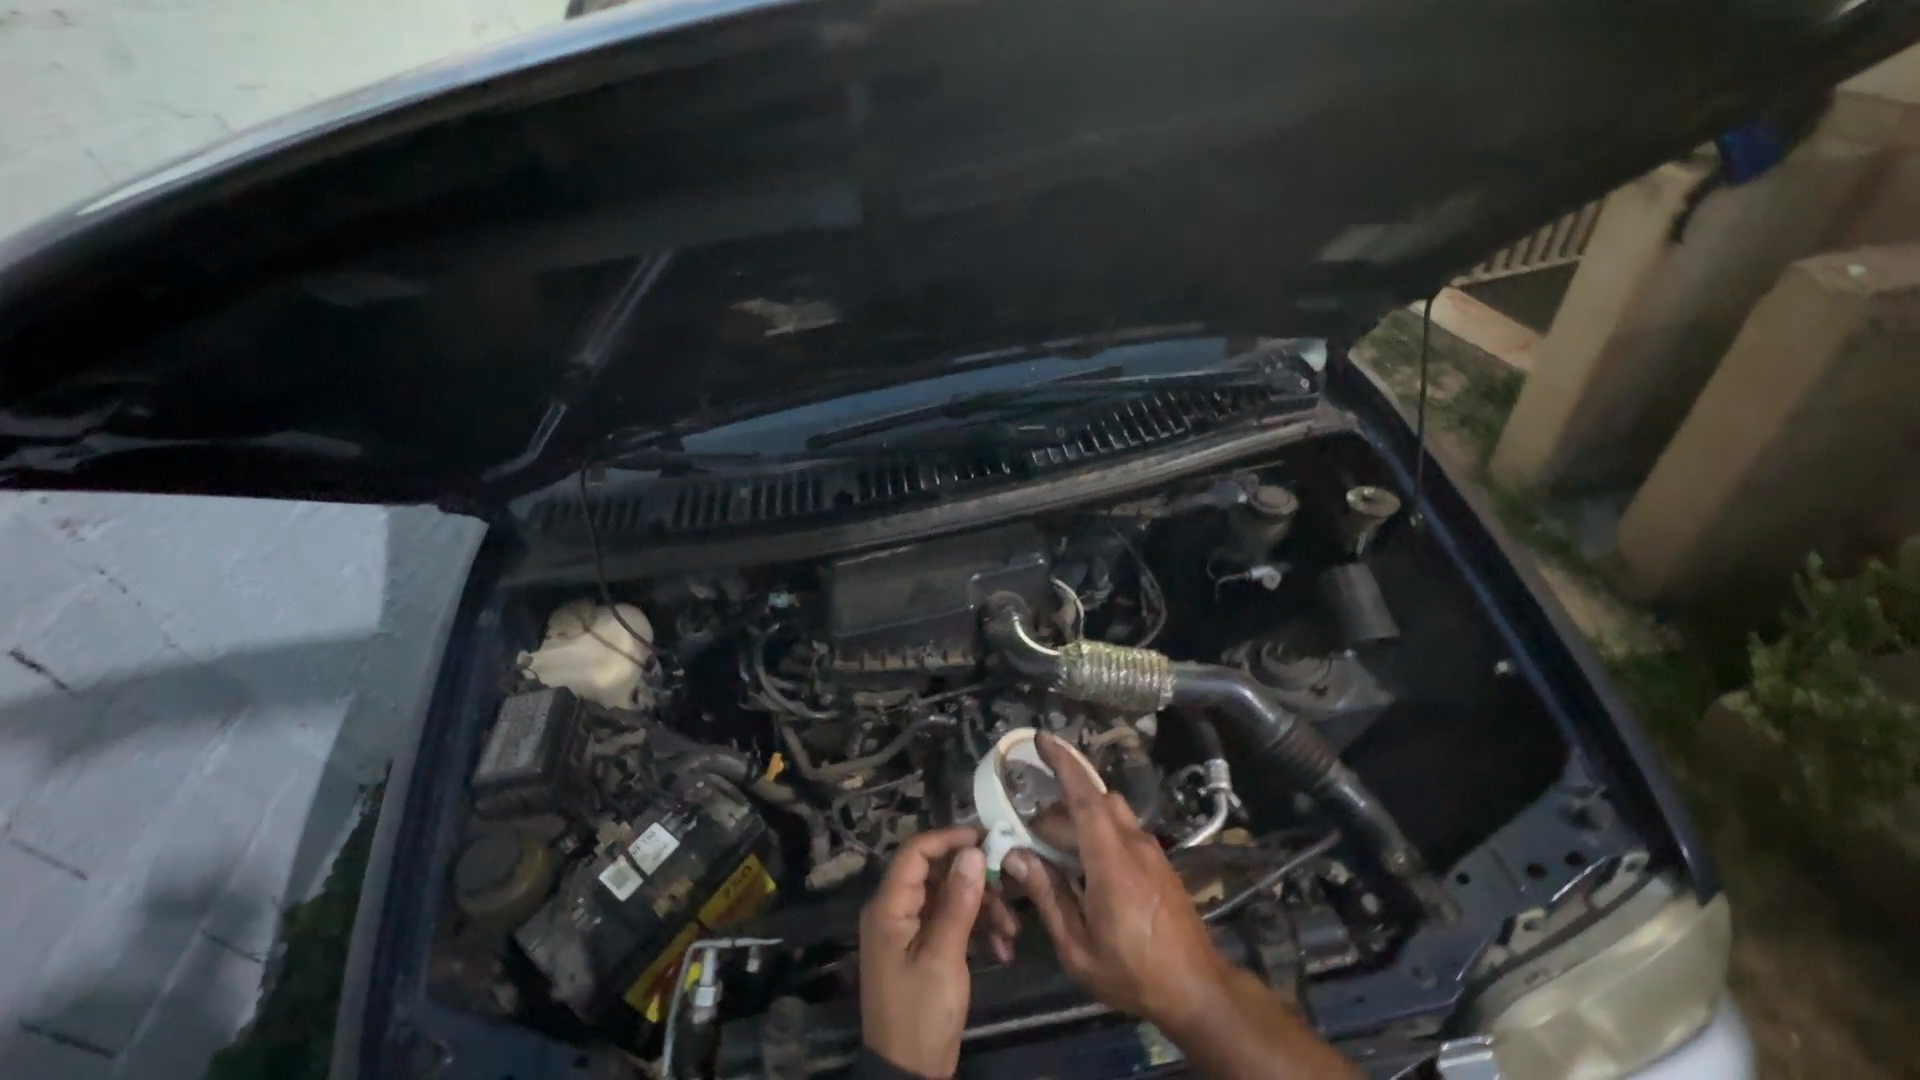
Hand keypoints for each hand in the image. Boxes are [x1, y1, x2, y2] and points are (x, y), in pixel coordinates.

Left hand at [859, 826, 1018, 1076]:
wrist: (909, 1072)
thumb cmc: (921, 1013)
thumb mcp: (943, 957)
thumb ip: (959, 903)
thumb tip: (973, 851)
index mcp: (889, 906)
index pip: (915, 851)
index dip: (950, 838)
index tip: (988, 839)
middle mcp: (895, 910)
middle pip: (937, 873)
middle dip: (975, 879)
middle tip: (1009, 888)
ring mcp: (909, 930)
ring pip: (950, 897)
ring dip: (982, 908)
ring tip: (1012, 931)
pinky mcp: (924, 948)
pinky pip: (952, 922)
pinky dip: (977, 928)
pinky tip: (1002, 947)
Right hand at [1003, 734, 1230, 1035]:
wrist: (1198, 991)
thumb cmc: (1134, 975)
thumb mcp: (1078, 948)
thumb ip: (1048, 896)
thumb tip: (1017, 856)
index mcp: (1112, 863)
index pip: (1085, 797)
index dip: (1062, 763)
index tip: (1041, 739)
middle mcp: (1134, 845)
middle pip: (1091, 803)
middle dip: (1055, 810)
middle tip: (1025, 838)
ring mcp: (1151, 851)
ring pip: (1108, 812)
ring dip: (1077, 818)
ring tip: (1051, 848)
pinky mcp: (1158, 862)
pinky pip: (1120, 829)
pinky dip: (1094, 831)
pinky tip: (1080, 864)